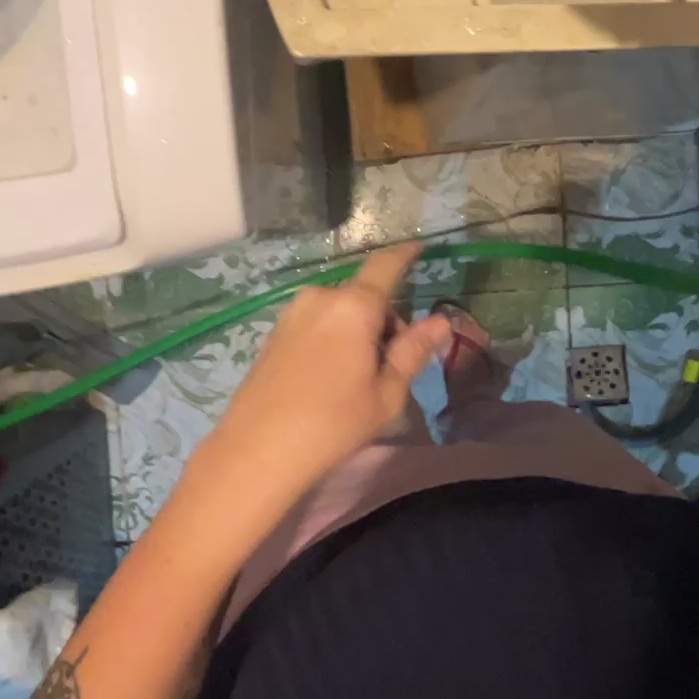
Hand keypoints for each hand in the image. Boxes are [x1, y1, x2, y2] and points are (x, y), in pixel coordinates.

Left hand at [203, 243, 451, 494]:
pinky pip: (316, 321)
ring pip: (339, 309)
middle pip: (364, 294)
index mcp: (354, 306)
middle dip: (384, 317)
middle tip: (391, 363)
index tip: (418, 248)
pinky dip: (333, 336)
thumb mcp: (385, 393)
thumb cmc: (333, 424)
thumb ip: (413, 352)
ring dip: (357, 328)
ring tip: (357, 376)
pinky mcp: (274, 332)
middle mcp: (321, 297)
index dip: (405, 254)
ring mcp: (292, 313)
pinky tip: (328, 377)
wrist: (257, 450)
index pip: (386, 265)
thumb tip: (441, 323)